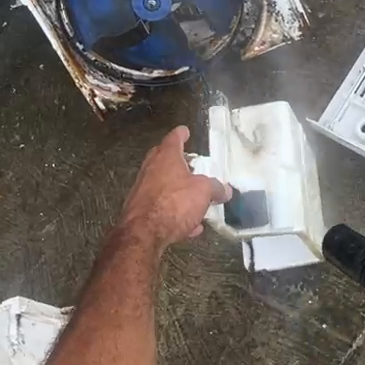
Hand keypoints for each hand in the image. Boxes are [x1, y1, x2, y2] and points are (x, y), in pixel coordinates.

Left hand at [114, 126, 229, 253]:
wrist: (143, 234)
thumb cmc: (174, 203)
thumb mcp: (204, 192)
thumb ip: (215, 188)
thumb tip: (225, 190)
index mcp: (166, 157)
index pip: (173, 138)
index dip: (181, 134)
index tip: (185, 131)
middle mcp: (151, 170)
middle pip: (162, 159)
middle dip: (176, 160)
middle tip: (188, 161)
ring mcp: (142, 190)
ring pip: (162, 185)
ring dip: (176, 189)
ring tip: (193, 198)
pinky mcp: (139, 211)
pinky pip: (160, 207)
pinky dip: (174, 212)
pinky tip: (189, 226)